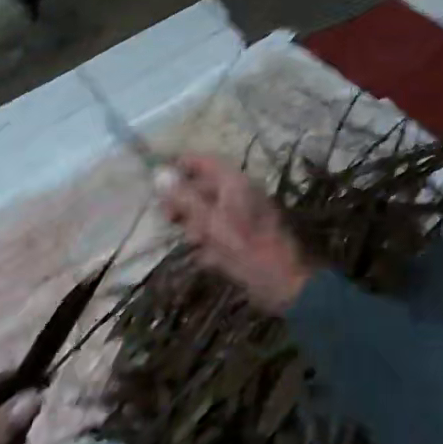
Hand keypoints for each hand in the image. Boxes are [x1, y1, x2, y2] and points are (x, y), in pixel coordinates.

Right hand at [158, 154, 314, 313]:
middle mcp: (241, 192)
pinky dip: (211, 242)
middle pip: (204, 187)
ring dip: (197, 225)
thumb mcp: (210, 224)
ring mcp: (246, 214)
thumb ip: (184, 199)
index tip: (157, 182)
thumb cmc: (246, 250)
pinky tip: (208, 258)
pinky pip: (221, 232)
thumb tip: (158, 174)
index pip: (203, 161)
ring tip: (195, 242)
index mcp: (235, 182)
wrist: (285, 282)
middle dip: (185, 202)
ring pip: (211, 211)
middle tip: (169, 219)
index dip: (179, 167)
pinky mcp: (248, 236)